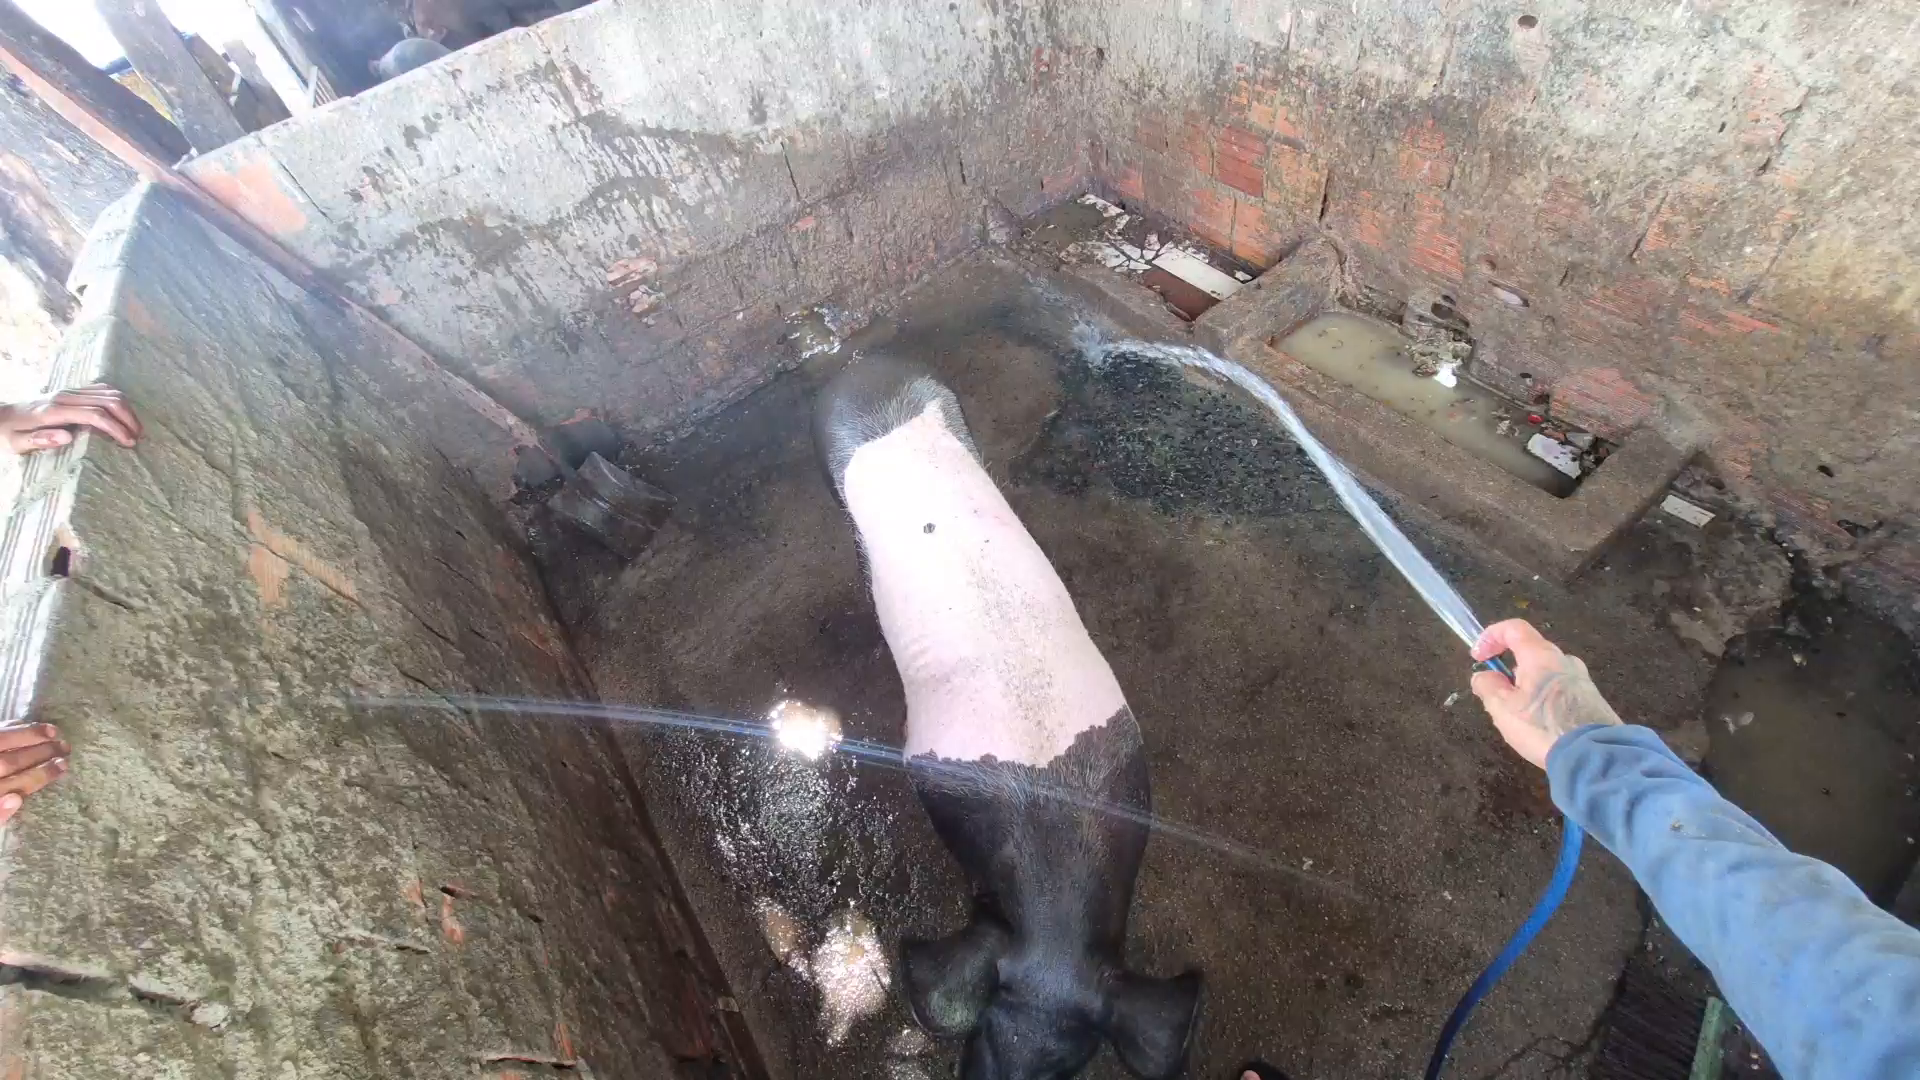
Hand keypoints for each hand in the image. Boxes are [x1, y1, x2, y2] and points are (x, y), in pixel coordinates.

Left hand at [0, 384, 142, 453]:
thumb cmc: (8, 433)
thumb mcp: (14, 443)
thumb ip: (37, 440)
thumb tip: (66, 437)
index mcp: (51, 410)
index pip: (95, 414)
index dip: (116, 428)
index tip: (128, 443)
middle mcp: (63, 397)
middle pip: (109, 401)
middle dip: (129, 420)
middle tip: (137, 437)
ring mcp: (70, 392)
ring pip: (111, 394)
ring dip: (128, 411)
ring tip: (133, 428)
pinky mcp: (74, 391)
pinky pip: (105, 390)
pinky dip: (121, 402)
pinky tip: (122, 415)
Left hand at [0, 724, 70, 825]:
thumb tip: (15, 799)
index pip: (9, 785)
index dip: (38, 776)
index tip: (64, 766)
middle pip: (5, 763)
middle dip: (40, 754)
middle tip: (66, 748)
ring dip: (29, 735)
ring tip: (53, 732)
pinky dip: (8, 727)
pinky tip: (23, 725)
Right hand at [1470, 619, 1621, 768]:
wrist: (1598, 759)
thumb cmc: (1543, 726)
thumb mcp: (1501, 706)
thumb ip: (1486, 685)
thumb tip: (1485, 677)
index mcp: (1542, 657)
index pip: (1513, 628)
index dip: (1489, 637)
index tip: (1478, 658)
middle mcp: (1565, 662)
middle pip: (1529, 653)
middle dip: (1507, 670)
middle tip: (1496, 694)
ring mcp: (1582, 681)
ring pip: (1544, 674)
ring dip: (1525, 686)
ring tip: (1517, 716)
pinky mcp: (1592, 701)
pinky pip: (1558, 689)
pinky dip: (1542, 698)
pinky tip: (1540, 725)